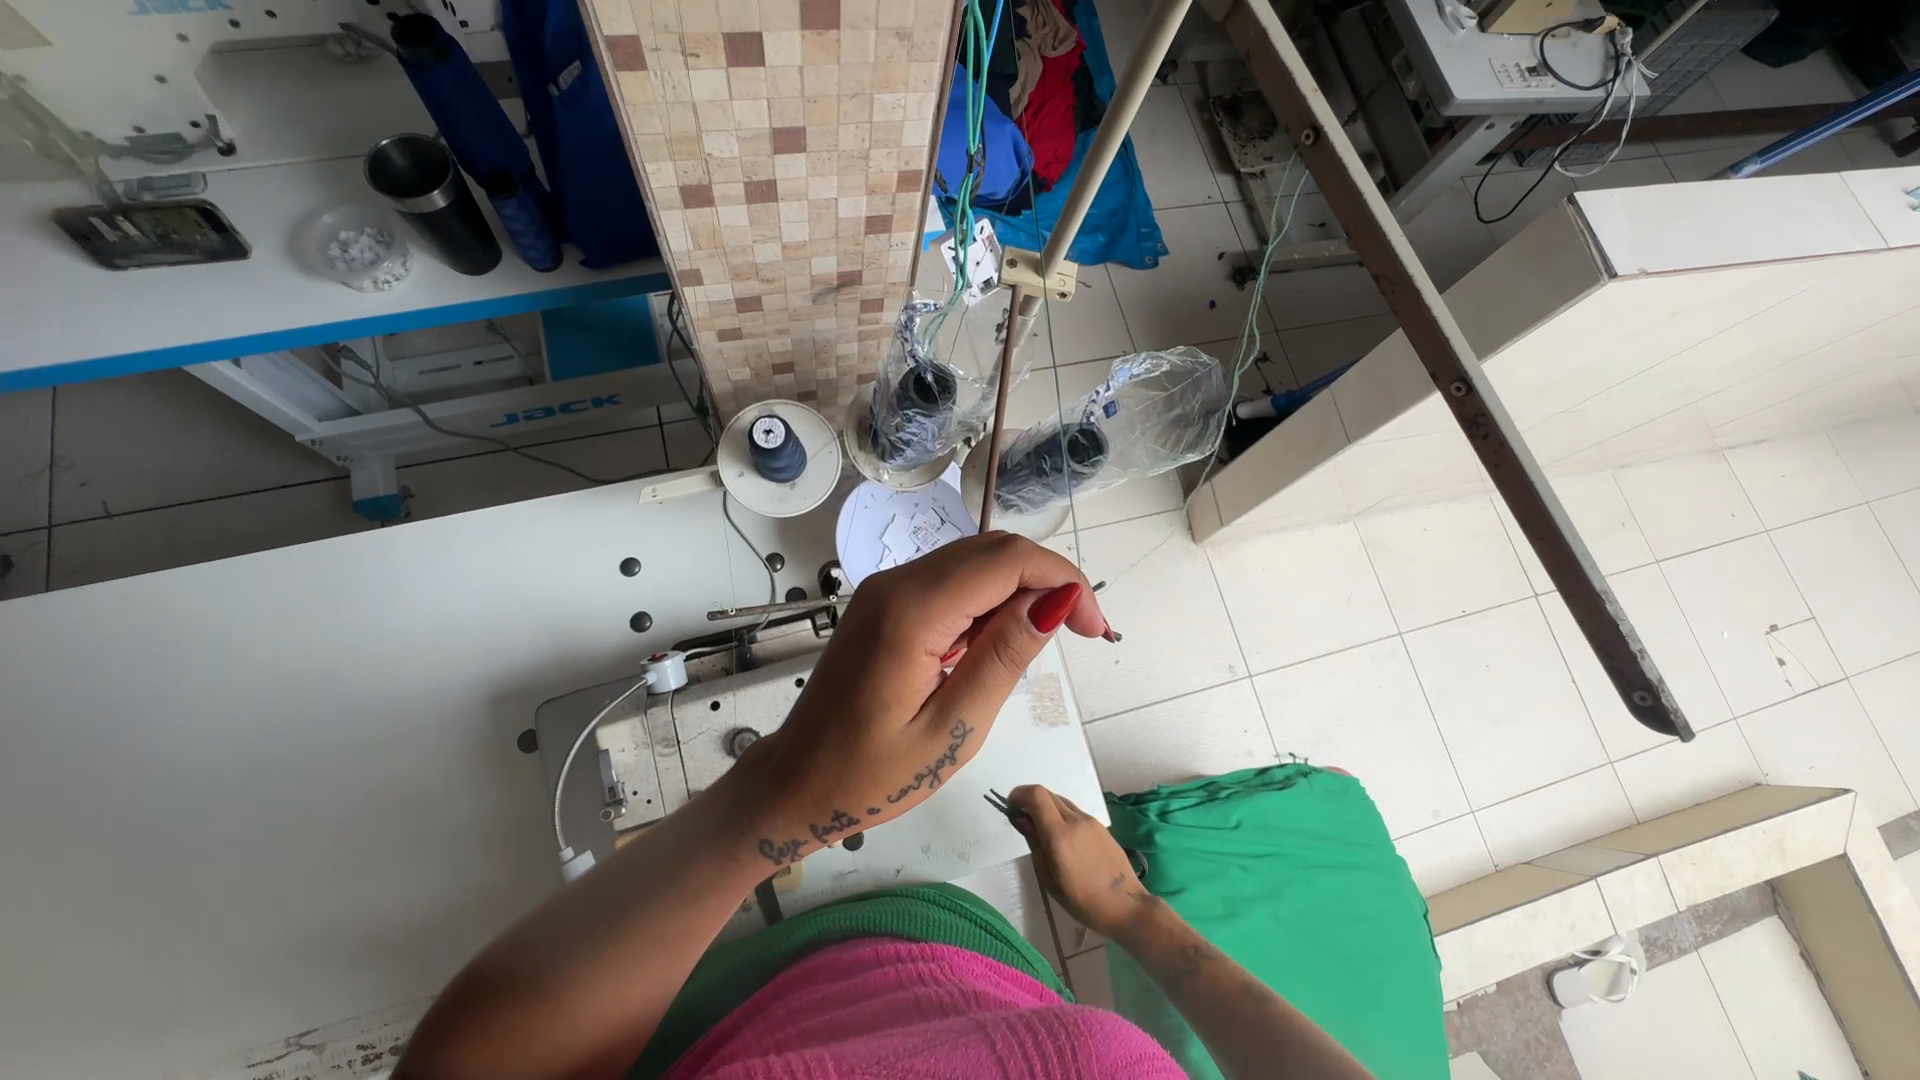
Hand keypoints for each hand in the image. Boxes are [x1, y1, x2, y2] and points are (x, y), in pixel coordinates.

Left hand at [731, 534, 1107, 870]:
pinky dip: (986, 600)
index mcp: (912, 612)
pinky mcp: (883, 604)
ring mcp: (885, 590)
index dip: (1062, 579)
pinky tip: (996, 642)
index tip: (1094, 627)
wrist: (795, 782)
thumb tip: (1055, 600)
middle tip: (1081, 633)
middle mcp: (896, 583)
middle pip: (991, 550)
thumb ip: (1004, 657)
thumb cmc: (871, 775)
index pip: (1006, 560)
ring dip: (1019, 588)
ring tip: (1042, 642)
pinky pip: (948, 582)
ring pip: (972, 561)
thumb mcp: (953, 729)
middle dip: (1047, 580)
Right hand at [1010, 784, 1157, 939]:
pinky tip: (1063, 840)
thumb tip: (1021, 819)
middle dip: (1030, 802)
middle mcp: (1076, 820)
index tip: (1011, 809)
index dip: (1019, 795)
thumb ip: (1034, 842)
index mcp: (1060, 834)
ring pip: (1062, 802)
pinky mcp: (1101, 827)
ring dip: (1047, 809)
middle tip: (1023, 822)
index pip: (1036, 795)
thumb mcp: (1049, 877)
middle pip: (1048, 794)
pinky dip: (1061, 816)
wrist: (1125, 905)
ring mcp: (1091, 822)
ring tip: (1043, 834)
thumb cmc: (1082, 900)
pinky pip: (1075, 813)